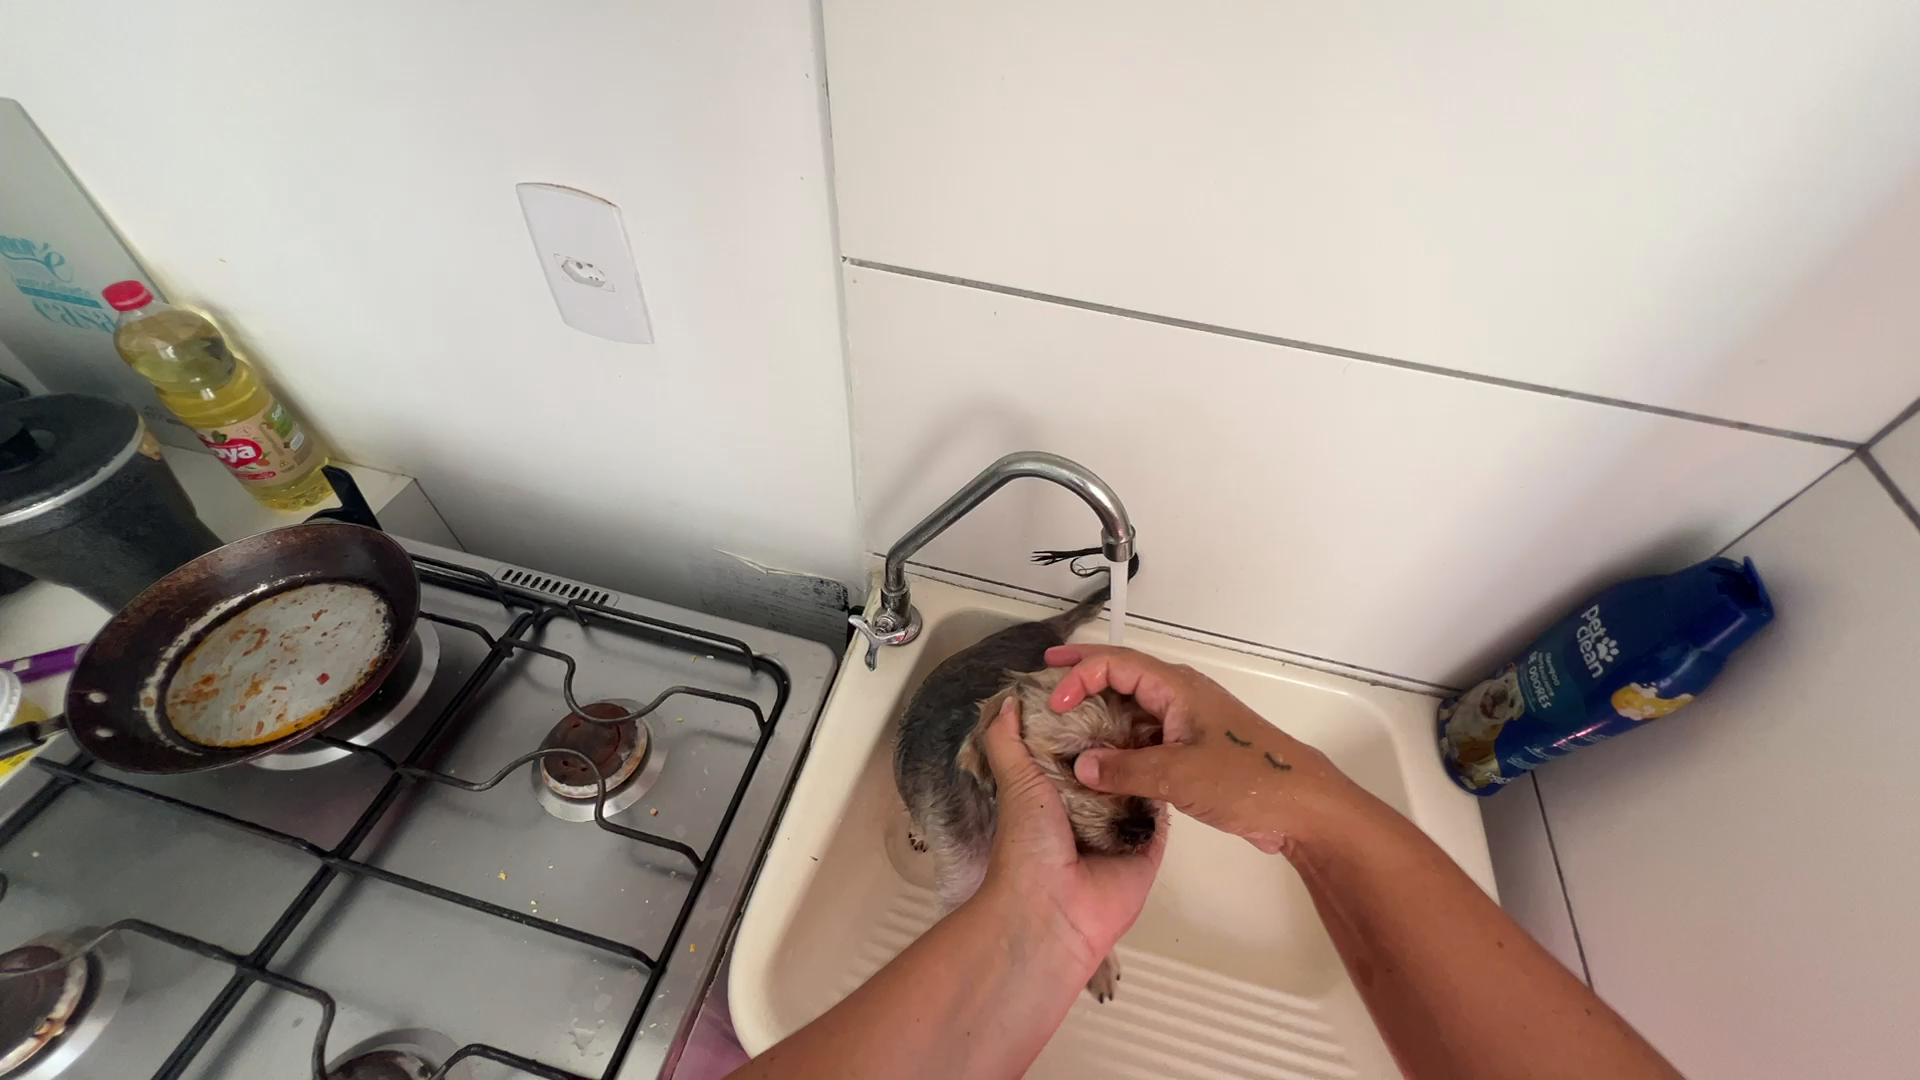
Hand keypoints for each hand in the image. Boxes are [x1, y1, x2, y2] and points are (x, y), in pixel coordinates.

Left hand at [974, 694, 1164, 970]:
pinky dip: (1167, 788)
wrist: (1052, 910)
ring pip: (1140, 783)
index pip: (1079, 746)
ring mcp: (1121, 827)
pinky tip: (1180, 755)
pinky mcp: (1148, 848)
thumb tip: (1008, 698)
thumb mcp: (1014, 780)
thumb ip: (1006, 740)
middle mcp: (1089, 806)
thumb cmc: (1028, 842)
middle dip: (1126, 735)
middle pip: (1113, 763)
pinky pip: (1162, 813)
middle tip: (1147, 695)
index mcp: (1057, 790)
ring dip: (1150, 757)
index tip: (1108, 681)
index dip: (1090, 717)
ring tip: (1169, 716)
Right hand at [1045, 645, 1366, 856]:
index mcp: (1176, 687)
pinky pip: (1145, 733)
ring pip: (1133, 705)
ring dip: (1099, 707)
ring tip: (1065, 716)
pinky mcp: (1192, 746)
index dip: (1080, 676)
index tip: (1054, 702)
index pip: (1116, 664)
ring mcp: (1186, 720)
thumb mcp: (1178, 774)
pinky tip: (1100, 756)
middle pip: (1122, 673)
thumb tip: (1080, 765)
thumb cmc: (1245, 779)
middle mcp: (1178, 695)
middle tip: (1047, 671)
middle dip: (1083, 671)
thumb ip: (1124, 769)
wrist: (1304, 807)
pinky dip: (1118, 738)